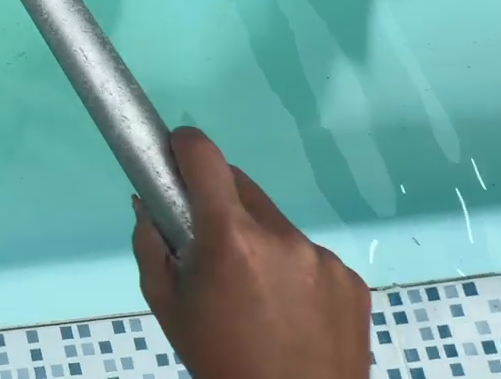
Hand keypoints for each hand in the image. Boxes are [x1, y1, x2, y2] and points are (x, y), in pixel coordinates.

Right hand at [132, 128, 370, 378]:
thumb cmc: (217, 354)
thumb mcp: (163, 298)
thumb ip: (150, 241)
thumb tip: (148, 202)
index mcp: (230, 237)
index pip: (204, 155)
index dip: (183, 145)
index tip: (172, 154)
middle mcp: (281, 237)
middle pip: (238, 184)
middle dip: (216, 198)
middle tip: (206, 238)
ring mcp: (323, 259)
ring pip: (272, 220)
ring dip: (254, 234)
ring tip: (251, 285)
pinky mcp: (352, 281)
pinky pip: (305, 252)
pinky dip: (288, 264)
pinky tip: (285, 305)